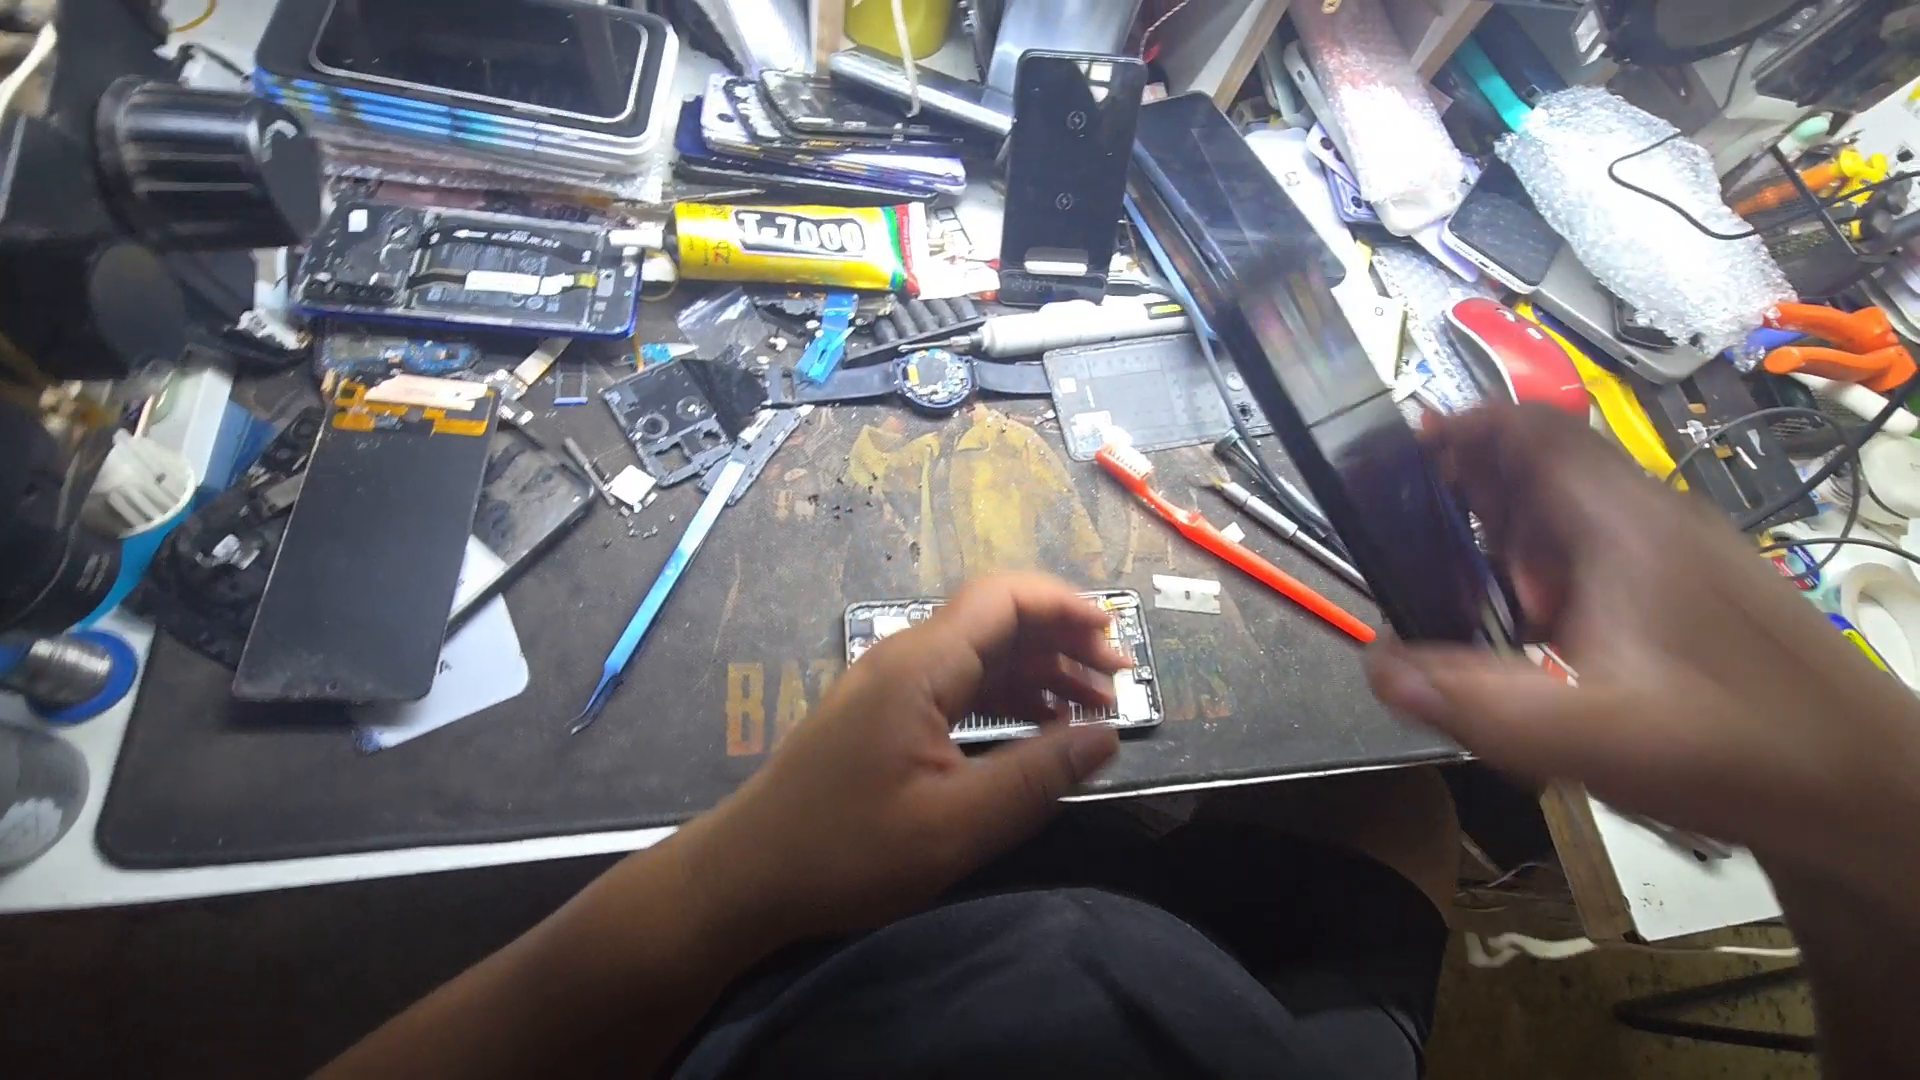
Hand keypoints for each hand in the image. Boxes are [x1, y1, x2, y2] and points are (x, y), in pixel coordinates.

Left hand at [672, 574, 1129, 950]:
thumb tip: (1106, 737)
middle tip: (1115, 679)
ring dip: (1039, 671)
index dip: (1064, 606)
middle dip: (1062, 639)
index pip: (1003, 599)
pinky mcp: (888, 711)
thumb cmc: (847, 851)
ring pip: (982, 653)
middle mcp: (907, 658)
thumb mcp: (955, 825)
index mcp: (920, 667)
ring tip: (1093, 707)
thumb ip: (1036, 775)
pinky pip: (960, 684)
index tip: (1115, 637)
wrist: (749, 875)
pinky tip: (1041, 727)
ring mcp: (894, 683)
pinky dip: (1006, 697)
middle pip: (997, 620)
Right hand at [1365, 406, 1919, 883]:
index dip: (1461, 427)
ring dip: (1504, 534)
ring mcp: (1674, 549)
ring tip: (1476, 592)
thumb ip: (1474, 701)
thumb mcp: (1590, 734)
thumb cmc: (1741, 749)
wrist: (1874, 792)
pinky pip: (1590, 543)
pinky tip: (1537, 624)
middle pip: (1540, 462)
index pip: (1532, 430)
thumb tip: (1380, 668)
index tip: (1404, 452)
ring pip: (1563, 504)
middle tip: (1424, 540)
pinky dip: (1540, 565)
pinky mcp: (1684, 582)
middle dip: (1469, 492)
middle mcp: (1650, 519)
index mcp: (1621, 527)